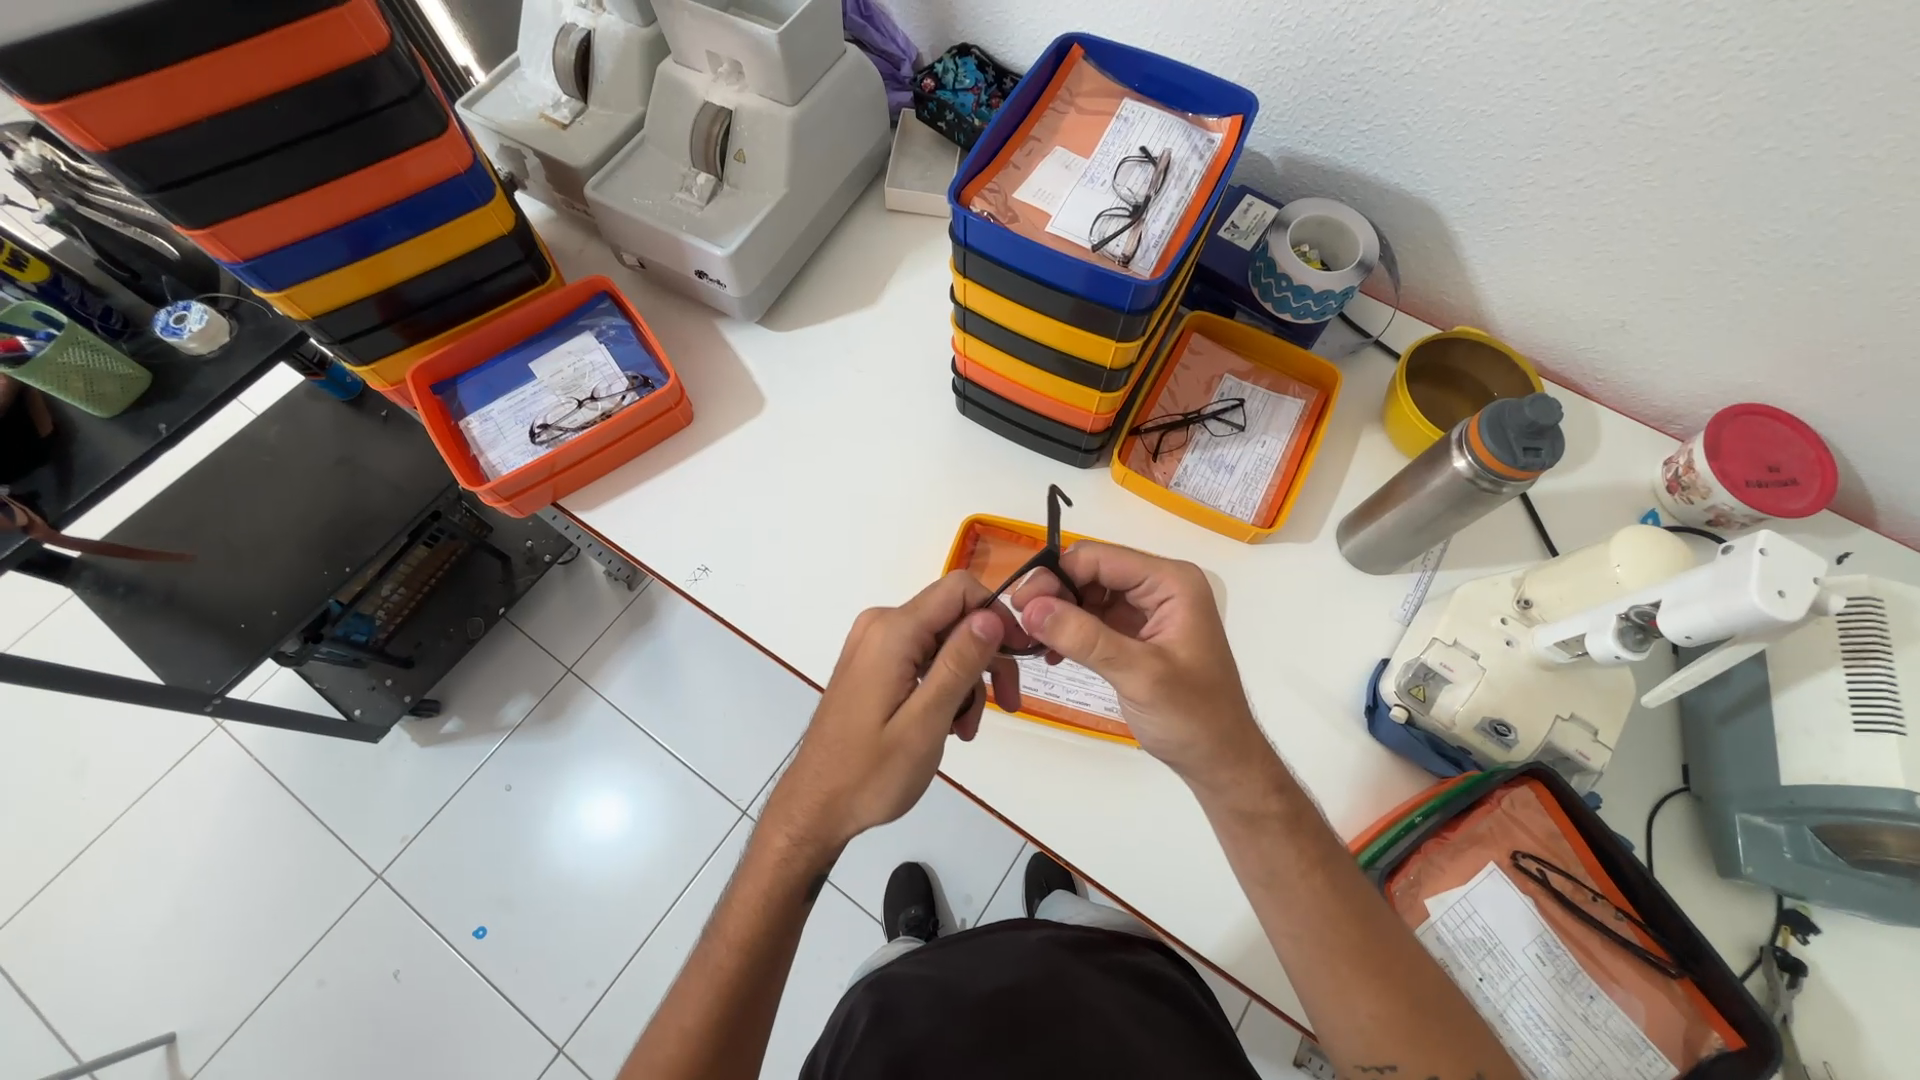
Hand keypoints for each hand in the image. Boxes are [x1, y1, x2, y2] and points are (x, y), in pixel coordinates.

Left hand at [765, 572, 1021, 850]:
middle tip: (1007, 705)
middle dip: (987, 658)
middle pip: (955, 618)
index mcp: (893, 632)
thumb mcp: (926, 722)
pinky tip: (948, 726)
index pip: (960, 589)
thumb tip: (991, 614)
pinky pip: (922, 658)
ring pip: (943, 642)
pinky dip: (943, 686)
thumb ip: (959, 663)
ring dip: (966, 681)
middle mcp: (881, 625)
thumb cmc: (870, 773)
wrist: (817, 805)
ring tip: (966, 729)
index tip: (1021, 656)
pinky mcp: (873, 664)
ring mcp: (874, 644)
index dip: (998, 615)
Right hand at [1012, 543, 1272, 790]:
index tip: (1020, 606)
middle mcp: (1159, 586)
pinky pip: (1092, 618)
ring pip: (1087, 594)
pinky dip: (1069, 630)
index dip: (1056, 575)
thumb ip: (1084, 638)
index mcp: (1171, 582)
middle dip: (1054, 594)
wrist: (1218, 759)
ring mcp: (1147, 609)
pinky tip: (1050, 653)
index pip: (1100, 558)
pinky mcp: (1135, 632)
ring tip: (1030, 640)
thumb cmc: (1192, 716)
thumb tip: (1030, 609)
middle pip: (1091, 572)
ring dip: (1057, 613)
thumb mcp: (1138, 674)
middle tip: (1020, 626)